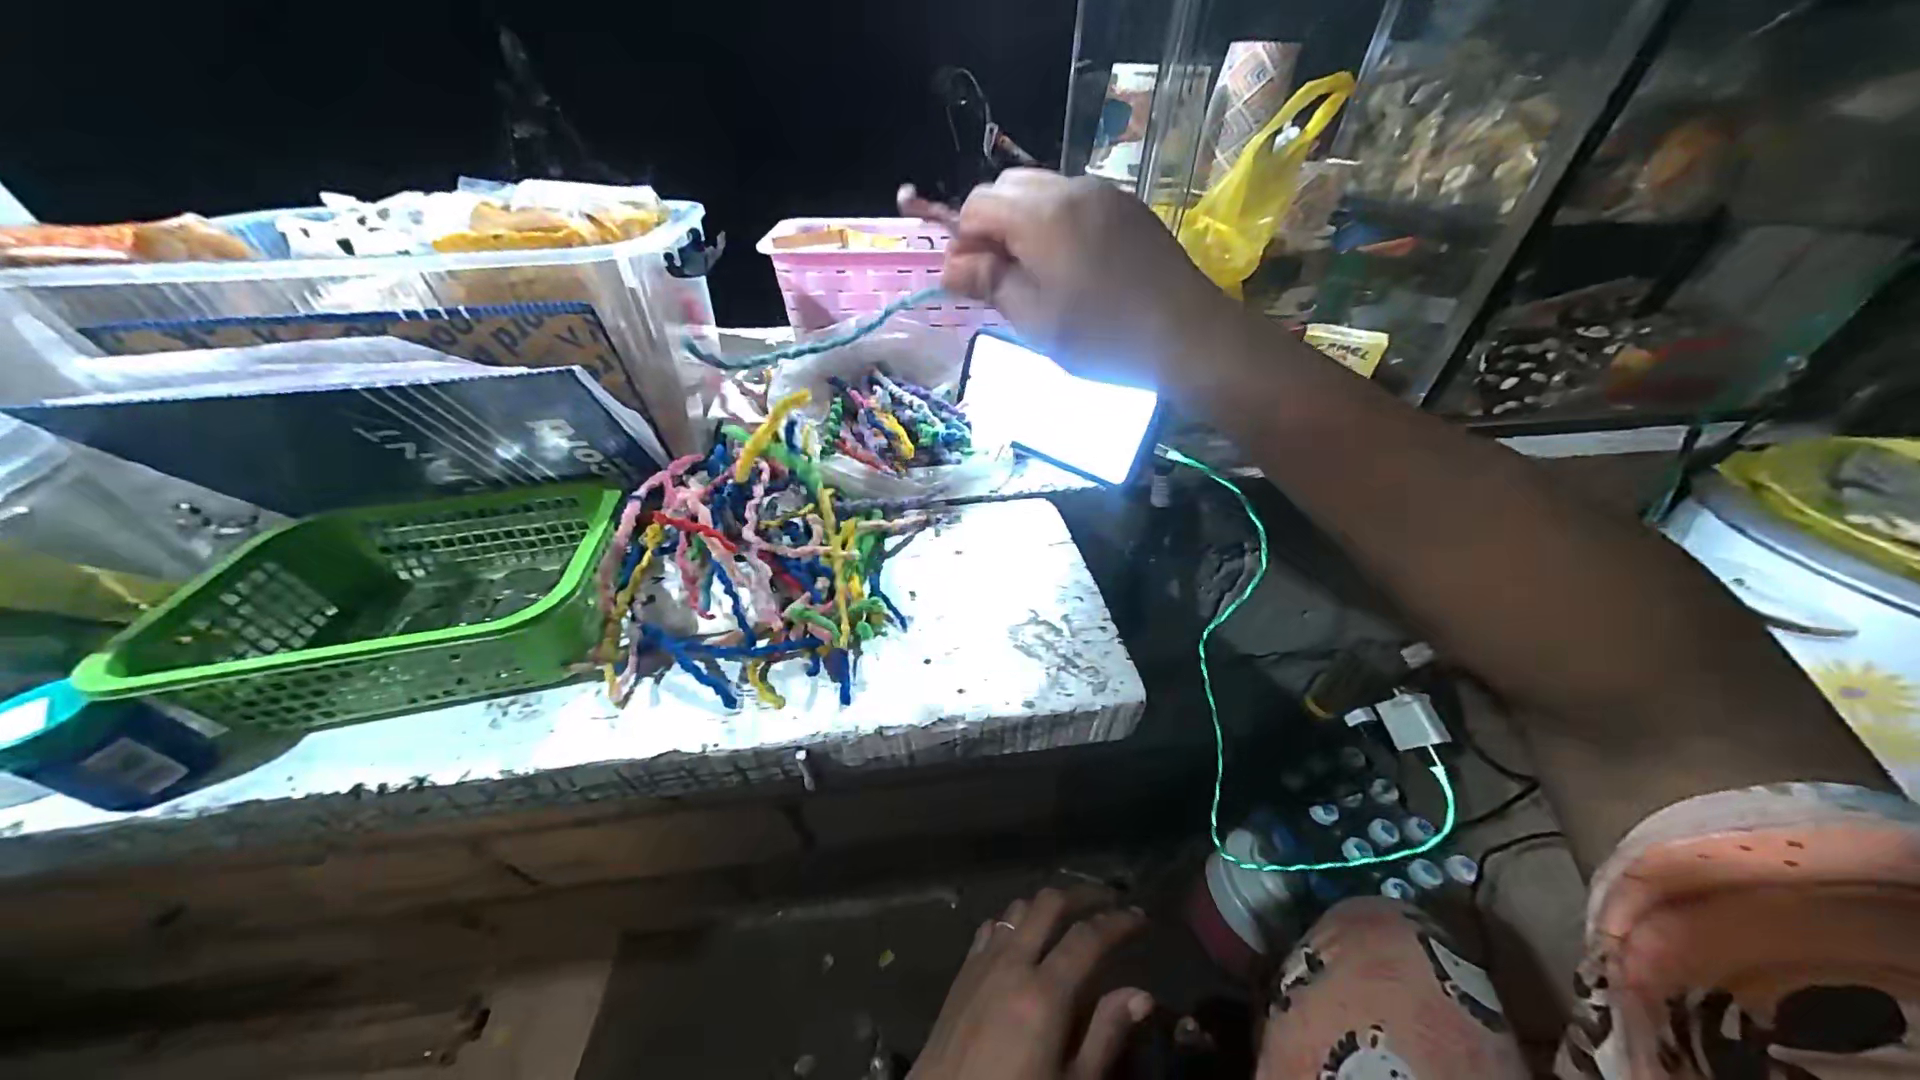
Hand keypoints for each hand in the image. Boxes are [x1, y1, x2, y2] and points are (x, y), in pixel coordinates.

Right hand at [900, 171, 1237, 389]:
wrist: (1189, 336)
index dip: (963, 240)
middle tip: (998, 277)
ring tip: (1033, 273)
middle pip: (1007, 186)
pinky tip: (1069, 266)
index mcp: (1041, 214)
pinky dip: (1055, 223)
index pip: (977, 203)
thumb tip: (950, 267)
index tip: (969, 281)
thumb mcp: (1036, 321)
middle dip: (991, 226)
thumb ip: (989, 284)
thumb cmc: (1103, 336)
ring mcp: (1104, 193)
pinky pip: (1074, 201)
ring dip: (1022, 223)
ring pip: (1042, 189)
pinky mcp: (1127, 207)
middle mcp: (1070, 187)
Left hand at [909, 887, 1153, 1079]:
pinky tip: (1026, 934)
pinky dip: (1017, 918)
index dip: (1118, 921)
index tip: (1141, 916)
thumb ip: (1106, 1035)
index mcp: (1044, 992)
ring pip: (1019, 907)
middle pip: (1050, 904)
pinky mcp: (963, 970)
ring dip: (1049, 903)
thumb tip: (1141, 994)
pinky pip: (993, 926)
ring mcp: (984, 961)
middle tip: (1110, 901)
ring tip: (1072, 914)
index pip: (1088, 937)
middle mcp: (1013, 962)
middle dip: (1084, 894)